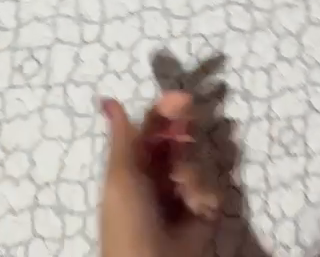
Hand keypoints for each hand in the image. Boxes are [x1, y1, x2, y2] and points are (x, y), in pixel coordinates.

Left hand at [99, 96, 217, 256]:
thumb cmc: (128, 221)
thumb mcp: (120, 176)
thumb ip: (123, 134)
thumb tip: (106, 99)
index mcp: (136, 164)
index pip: (155, 125)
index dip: (169, 108)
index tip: (184, 99)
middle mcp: (162, 172)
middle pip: (181, 135)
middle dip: (186, 133)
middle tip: (186, 138)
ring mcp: (185, 189)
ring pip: (199, 158)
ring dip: (191, 171)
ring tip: (182, 191)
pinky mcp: (206, 207)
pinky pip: (213, 184)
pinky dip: (203, 193)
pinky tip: (194, 208)